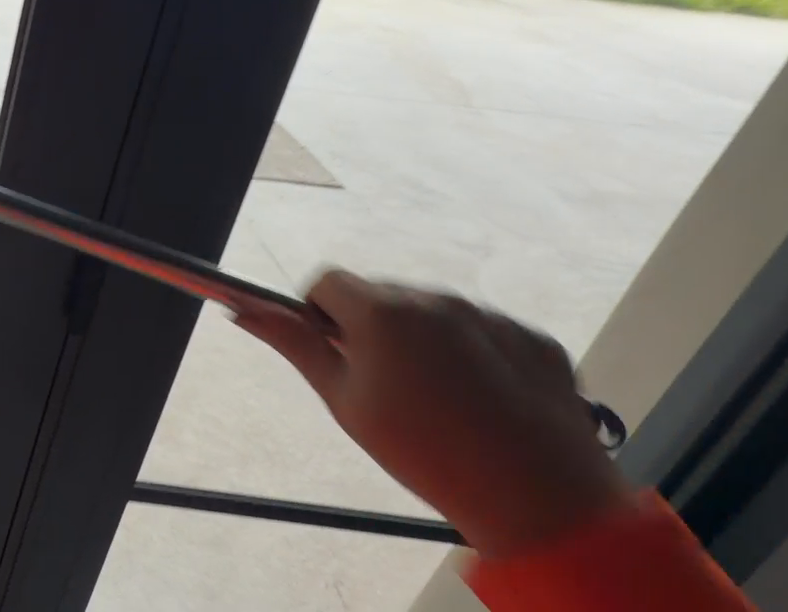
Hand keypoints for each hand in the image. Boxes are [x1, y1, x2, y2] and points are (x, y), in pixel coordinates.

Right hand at [237, 270, 637, 558]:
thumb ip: (295, 345)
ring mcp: (490, 315)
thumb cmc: (424, 453)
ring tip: (440, 399)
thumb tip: (243, 310)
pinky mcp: (534, 337)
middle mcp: (434, 298)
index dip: (320, 313)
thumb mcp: (344, 401)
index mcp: (382, 310)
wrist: (544, 505)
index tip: (336, 354)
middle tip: (385, 385)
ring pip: (431, 311)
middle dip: (371, 326)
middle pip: (380, 295)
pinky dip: (474, 353)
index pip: (328, 282)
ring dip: (421, 338)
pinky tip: (484, 400)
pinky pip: (484, 330)